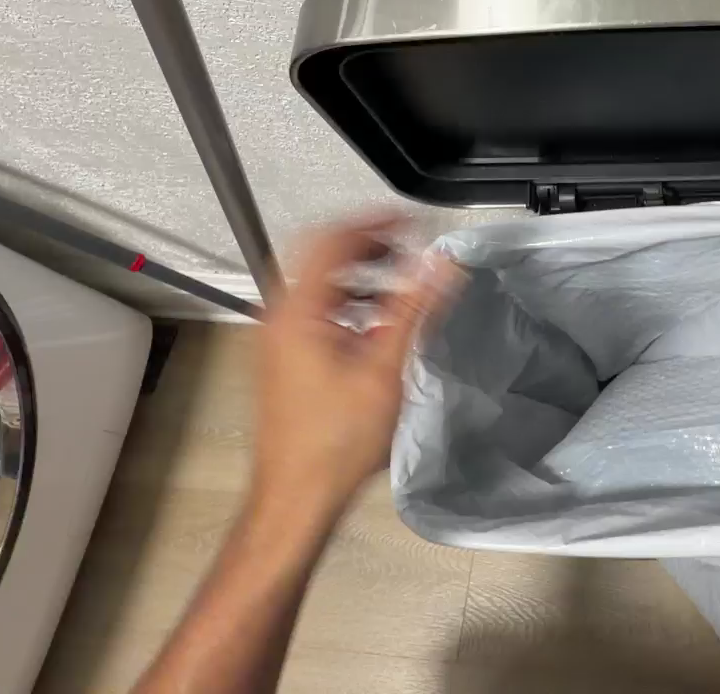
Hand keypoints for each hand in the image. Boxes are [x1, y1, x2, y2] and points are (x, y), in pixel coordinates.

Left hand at [249, 213, 458, 517]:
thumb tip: (442, 263)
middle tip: (408, 245)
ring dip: (361, 273)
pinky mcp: (283, 358)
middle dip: (369, 244)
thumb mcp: (385, 367)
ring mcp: (277, 339)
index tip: (410, 221)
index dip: (375, 222)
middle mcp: (279, 317)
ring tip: (399, 280)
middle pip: (322, 255)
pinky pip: (315, 308)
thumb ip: (415, 307)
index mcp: (299, 311)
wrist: (295, 498)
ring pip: (318, 282)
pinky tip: (377, 321)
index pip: (333, 240)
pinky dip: (349, 299)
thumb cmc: (335, 441)